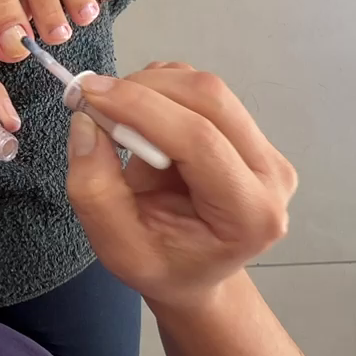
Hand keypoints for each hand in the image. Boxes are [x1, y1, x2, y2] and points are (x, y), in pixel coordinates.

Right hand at [65, 63, 296, 313]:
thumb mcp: (116, 247)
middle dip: (142, 88)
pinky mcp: (248, 129)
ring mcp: (265, 148)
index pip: (199, 139)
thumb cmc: (161, 264)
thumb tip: (85, 120)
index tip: (87, 92)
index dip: (140, 106)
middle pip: (207, 98)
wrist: (195, 269)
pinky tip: (143, 117)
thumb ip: (94, 188)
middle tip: (95, 100)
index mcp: (249, 215)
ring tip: (119, 118)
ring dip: (149, 86)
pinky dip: (160, 86)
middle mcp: (270, 175)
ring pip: (203, 86)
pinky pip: (198, 86)